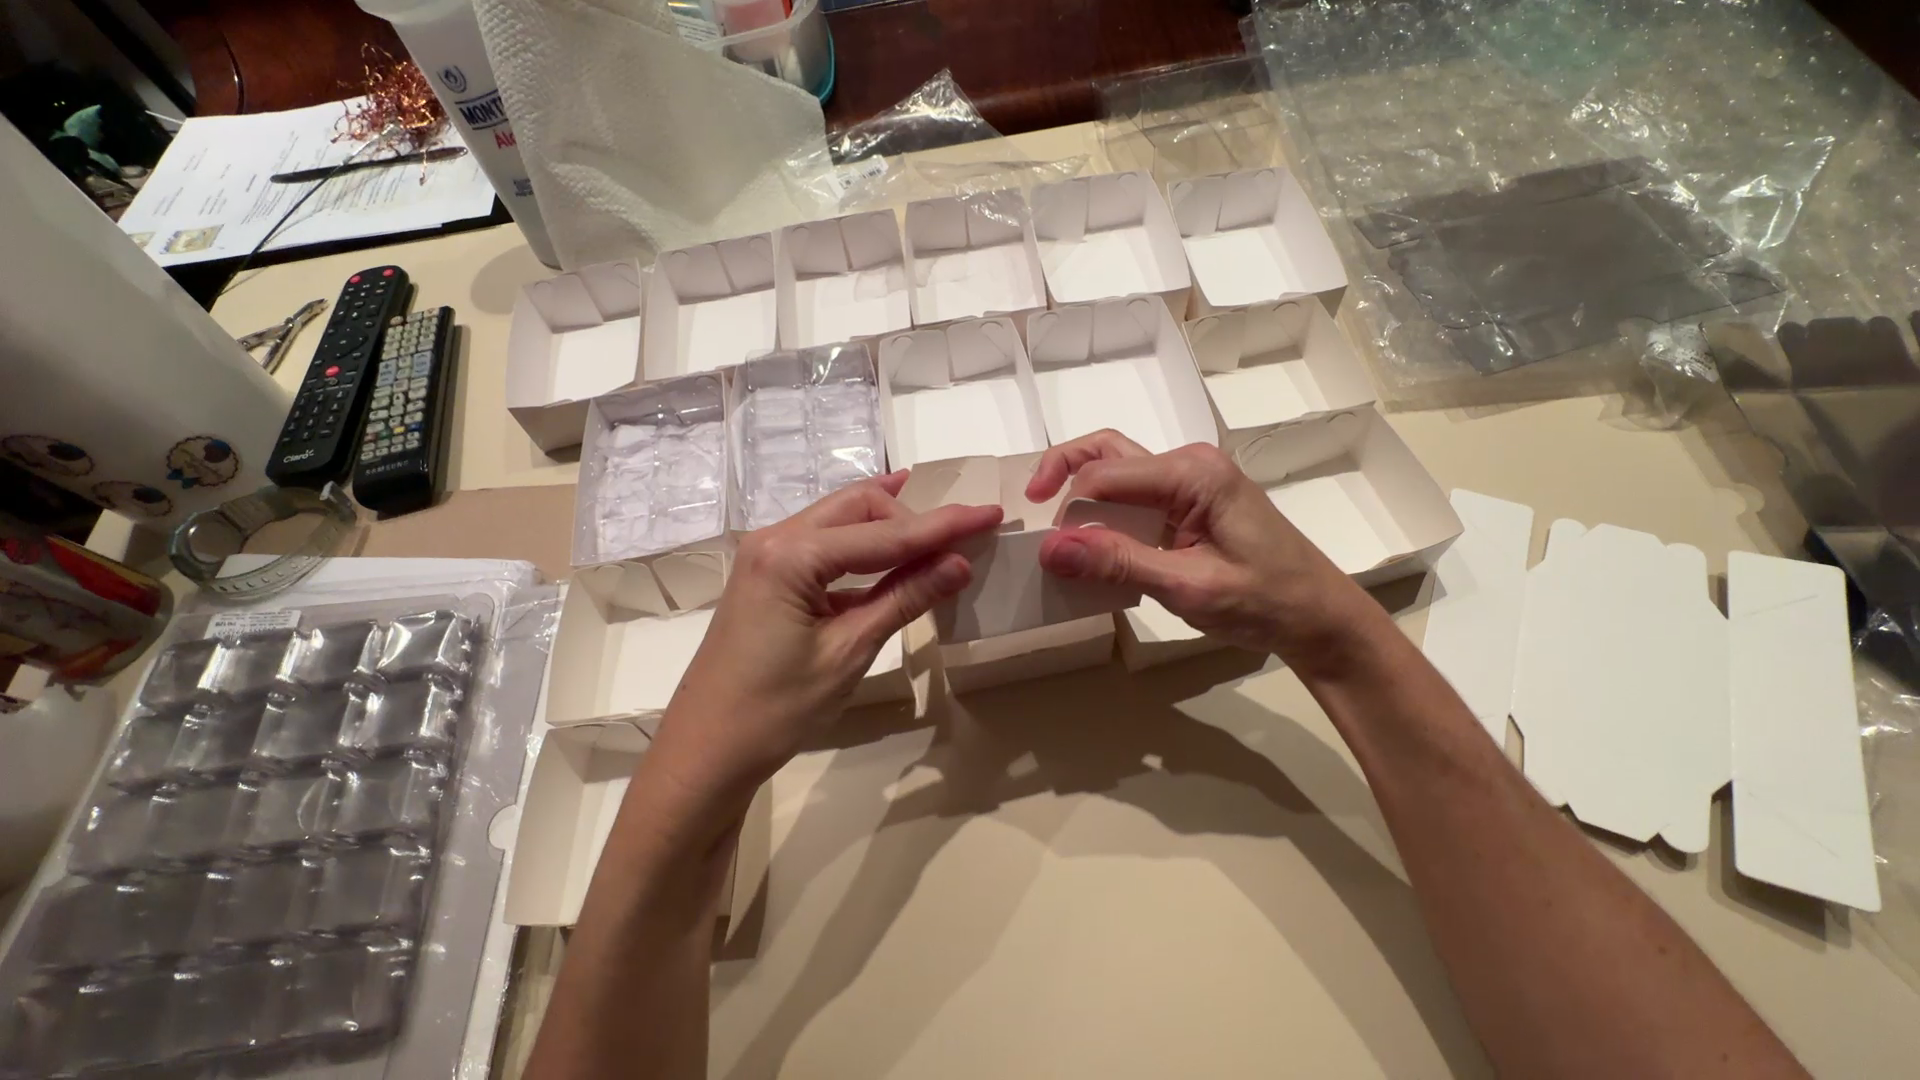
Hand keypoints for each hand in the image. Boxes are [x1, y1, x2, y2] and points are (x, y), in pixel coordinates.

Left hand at [654, 471, 1002, 790]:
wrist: (708, 748)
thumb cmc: (777, 709)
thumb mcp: (848, 652)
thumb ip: (904, 598)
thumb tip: (959, 563)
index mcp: (791, 555)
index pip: (883, 534)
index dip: (942, 525)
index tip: (989, 512)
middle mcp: (775, 538)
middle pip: (858, 507)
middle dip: (914, 516)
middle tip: (966, 532)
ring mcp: (767, 554)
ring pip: (841, 519)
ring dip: (890, 525)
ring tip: (941, 533)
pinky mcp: (768, 575)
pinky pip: (824, 543)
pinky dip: (863, 544)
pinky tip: (892, 545)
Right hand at [1027, 431, 1380, 672]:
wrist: (1318, 616)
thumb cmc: (1264, 602)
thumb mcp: (1188, 588)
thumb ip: (1119, 563)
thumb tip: (1051, 549)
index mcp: (1192, 473)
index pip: (1104, 475)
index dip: (1068, 510)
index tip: (1049, 554)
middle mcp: (1188, 463)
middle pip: (1104, 452)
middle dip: (1062, 478)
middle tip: (1032, 514)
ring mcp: (1190, 479)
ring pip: (1115, 469)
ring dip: (1080, 494)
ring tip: (1057, 533)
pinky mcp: (1190, 500)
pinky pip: (1133, 494)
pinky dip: (1104, 513)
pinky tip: (1092, 544)